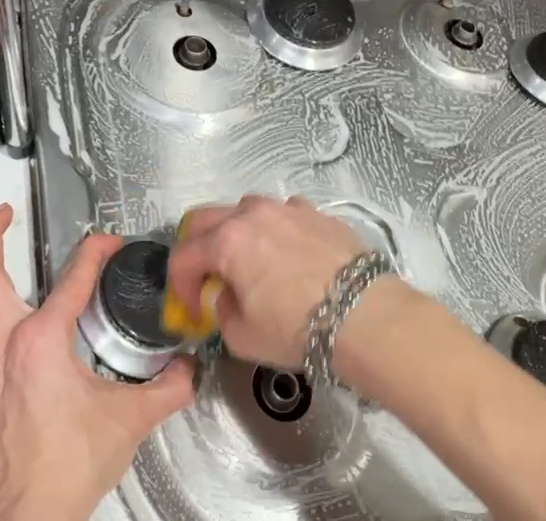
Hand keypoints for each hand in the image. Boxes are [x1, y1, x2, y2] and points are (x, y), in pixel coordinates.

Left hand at [0, 205, 195, 520]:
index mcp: (44, 342)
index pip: (74, 280)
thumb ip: (168, 388)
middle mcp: (6, 347)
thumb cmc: (74, 465)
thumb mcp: (133, 419)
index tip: (109, 243)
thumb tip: (189, 370)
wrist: (32, 518)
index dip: (95, 253)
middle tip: (2, 213)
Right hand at [163, 195, 368, 368]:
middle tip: (207, 278)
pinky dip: (275, 231)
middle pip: (207, 219)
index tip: (192, 310)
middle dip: (198, 249)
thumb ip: (222, 312)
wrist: (365, 315)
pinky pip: (284, 215)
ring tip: (250, 263)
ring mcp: (288, 208)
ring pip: (247, 209)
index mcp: (227, 241)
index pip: (184, 256)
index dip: (180, 285)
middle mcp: (253, 213)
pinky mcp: (318, 213)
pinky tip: (288, 256)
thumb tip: (228, 297)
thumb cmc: (297, 328)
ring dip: (237, 233)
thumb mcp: (242, 337)